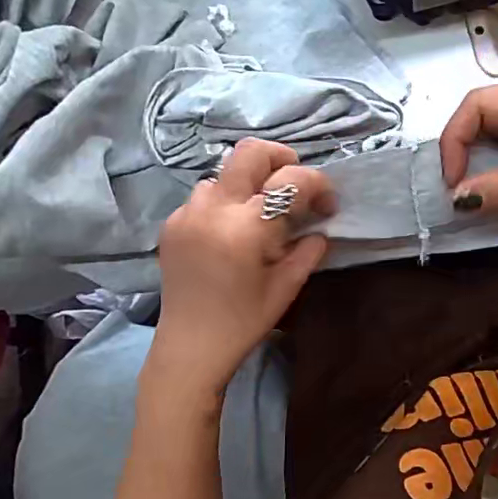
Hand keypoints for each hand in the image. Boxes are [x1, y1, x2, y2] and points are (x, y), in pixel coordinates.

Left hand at [152, 138, 336, 388]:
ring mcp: (187, 214)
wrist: (191, 346)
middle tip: (293, 186)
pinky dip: (222, 204)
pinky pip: (202, 197)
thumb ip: (308, 250)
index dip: (318, 185)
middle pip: (249, 152)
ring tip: (257, 215)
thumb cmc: (244, 322)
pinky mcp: (171, 224)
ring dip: (247, 184)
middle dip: (280, 158)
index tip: (326, 206)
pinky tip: (228, 233)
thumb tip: (319, 228)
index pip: (290, 181)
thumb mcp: (286, 287)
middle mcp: (212, 210)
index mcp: (245, 229)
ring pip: (223, 174)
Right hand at [439, 85, 497, 233]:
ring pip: (494, 130)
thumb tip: (456, 198)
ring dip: (477, 158)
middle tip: (459, 188)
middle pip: (483, 113)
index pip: (478, 103)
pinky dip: (494, 165)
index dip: (455, 138)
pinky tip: (496, 187)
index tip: (455, 181)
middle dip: (462, 148)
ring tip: (474, 190)